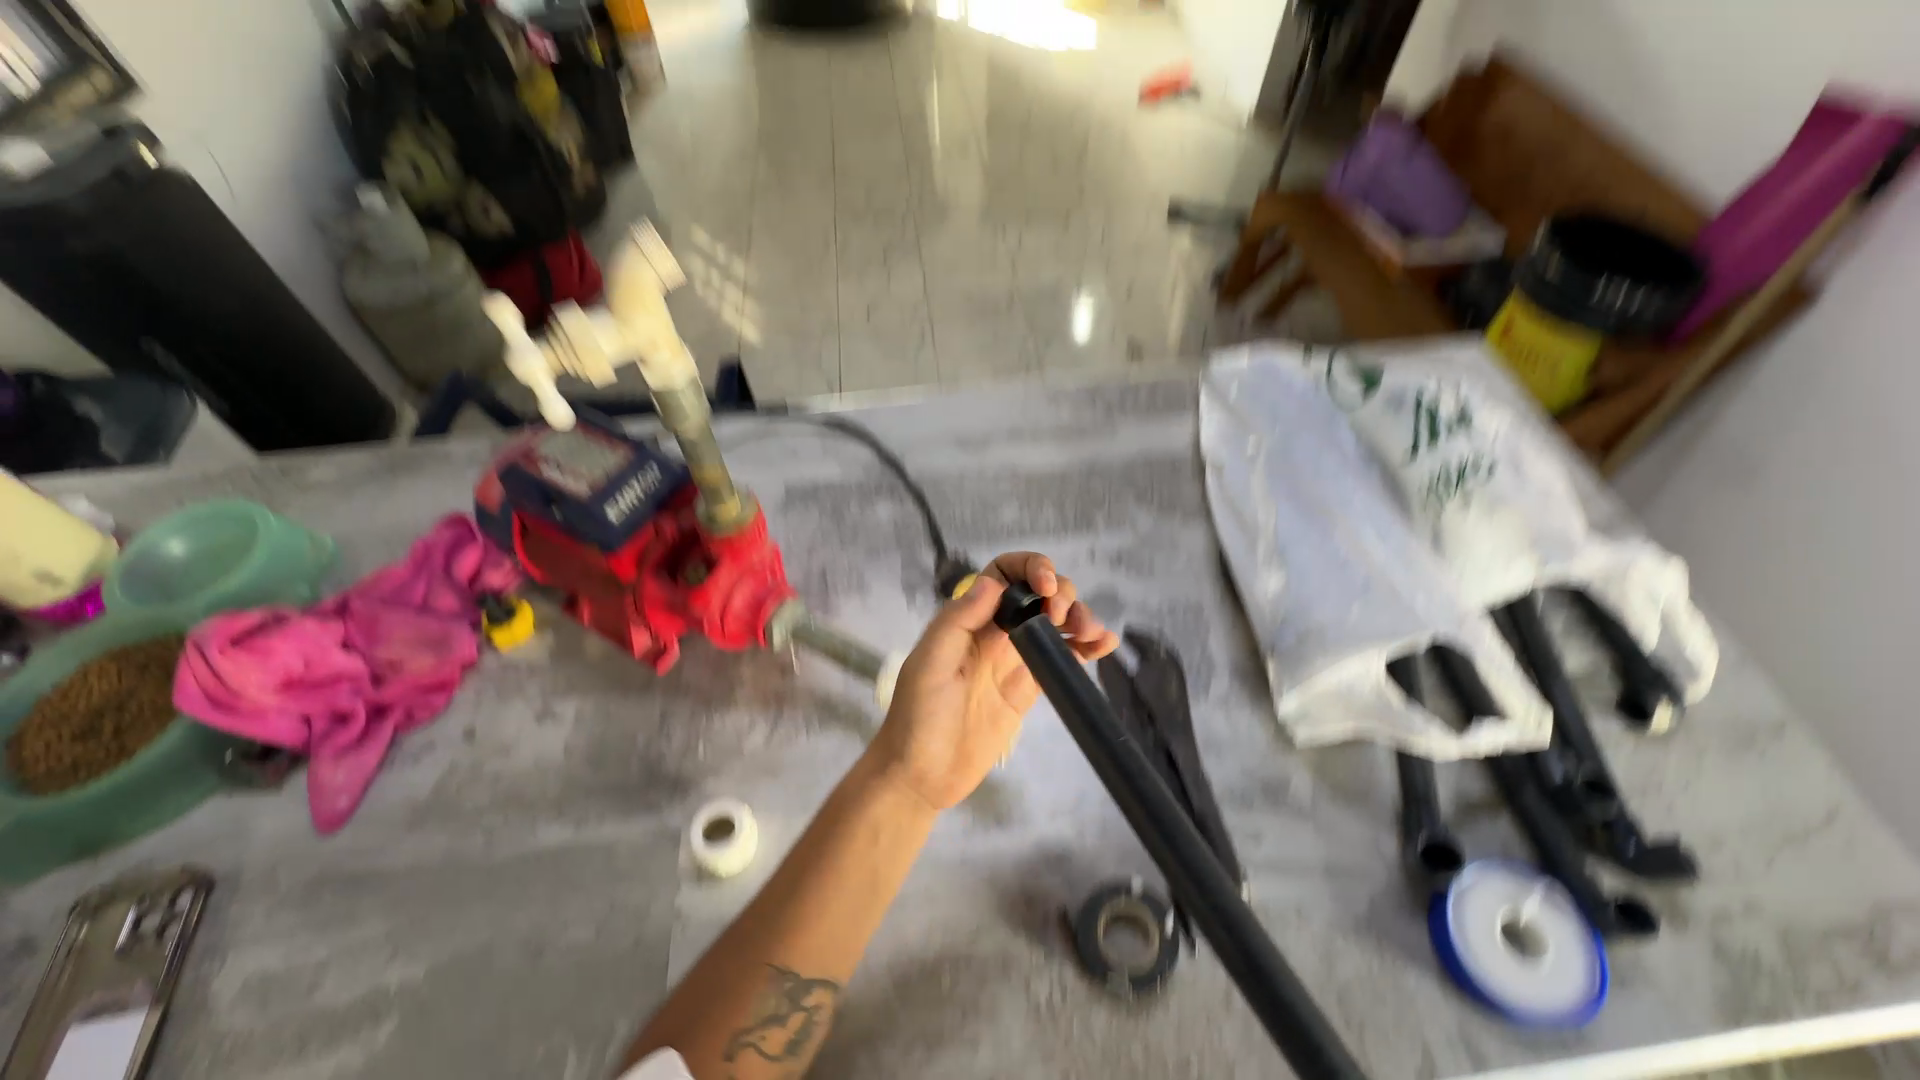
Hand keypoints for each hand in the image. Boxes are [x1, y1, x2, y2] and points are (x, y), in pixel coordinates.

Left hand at [865, 553, 1119, 811]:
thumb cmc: (917, 717)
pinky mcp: (1029, 689)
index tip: (1046, 588)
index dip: (1029, 568)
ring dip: (1079, 616)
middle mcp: (994, 632)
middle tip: (1063, 618)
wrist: (923, 775)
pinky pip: (1061, 659)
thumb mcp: (930, 664)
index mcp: (968, 619)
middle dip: (1061, 593)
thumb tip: (993, 582)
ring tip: (1092, 633)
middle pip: (1037, 594)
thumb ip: (958, 621)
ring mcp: (1014, 660)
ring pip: (1055, 624)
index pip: (1003, 574)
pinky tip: (1104, 645)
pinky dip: (1085, 648)